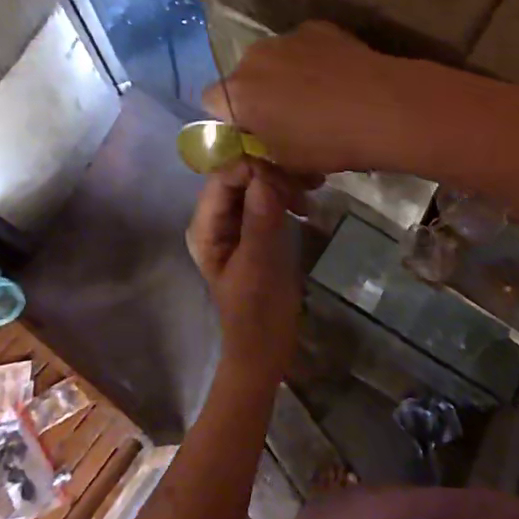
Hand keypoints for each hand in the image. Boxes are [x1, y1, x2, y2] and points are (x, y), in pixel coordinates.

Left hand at [186, 161, 301, 378]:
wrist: (266, 349)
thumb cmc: (258, 313)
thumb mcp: (260, 266)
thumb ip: (259, 221)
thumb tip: (265, 177)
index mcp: (205, 226)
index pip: (225, 176)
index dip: (257, 169)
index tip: (293, 181)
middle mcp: (215, 218)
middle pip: (240, 175)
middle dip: (273, 171)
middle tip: (311, 183)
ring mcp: (235, 222)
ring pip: (255, 183)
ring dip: (283, 181)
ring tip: (313, 190)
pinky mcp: (254, 228)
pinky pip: (266, 198)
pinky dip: (286, 193)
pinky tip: (307, 203)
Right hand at [201, 22, 414, 175]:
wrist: (384, 108)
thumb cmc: (327, 143)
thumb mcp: (285, 162)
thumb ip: (259, 150)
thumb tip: (256, 144)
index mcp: (236, 93)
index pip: (211, 103)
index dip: (230, 120)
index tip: (254, 134)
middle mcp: (253, 57)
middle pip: (243, 77)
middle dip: (258, 95)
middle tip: (288, 119)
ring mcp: (286, 37)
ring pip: (274, 60)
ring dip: (284, 76)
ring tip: (319, 97)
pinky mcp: (317, 27)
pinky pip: (303, 47)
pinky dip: (312, 60)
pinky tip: (339, 79)